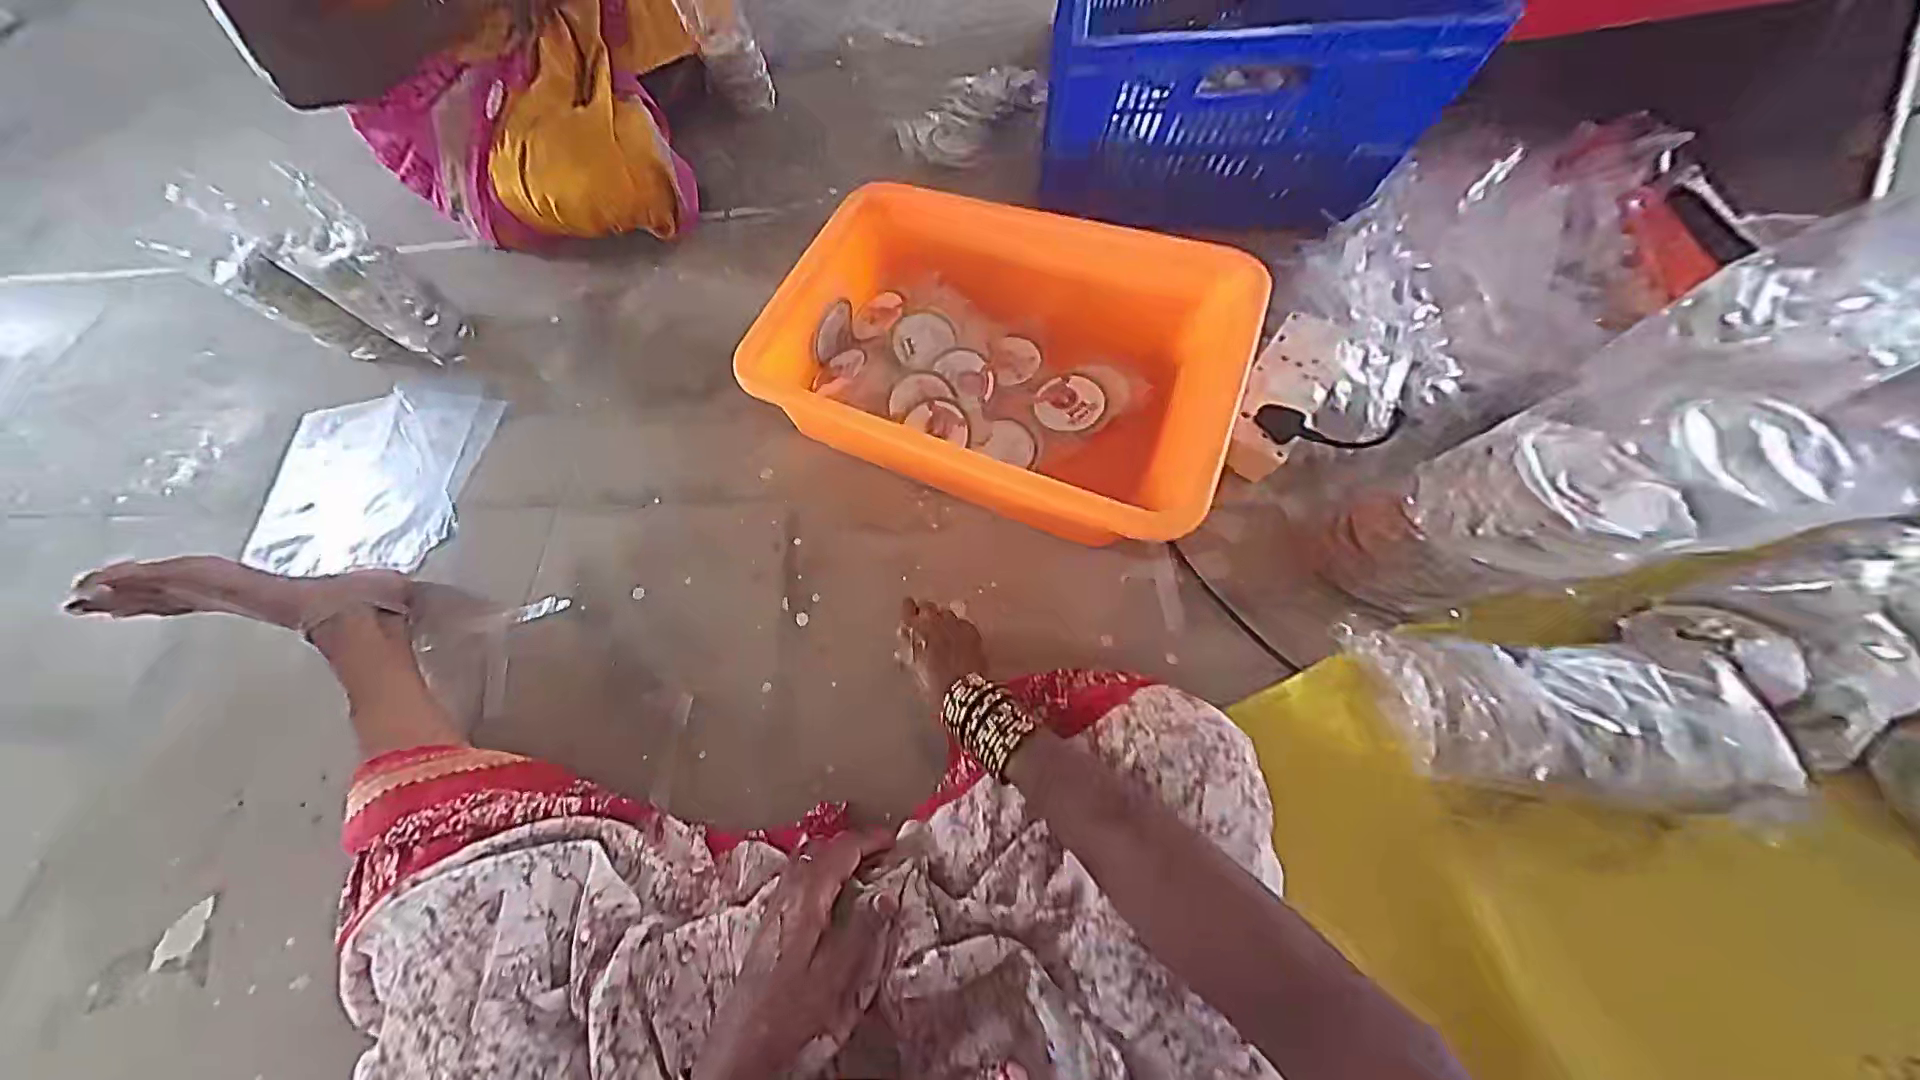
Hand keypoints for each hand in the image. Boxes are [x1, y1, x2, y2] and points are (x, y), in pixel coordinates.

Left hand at [694, 831, 899, 1079]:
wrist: (742, 1049)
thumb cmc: (790, 1012)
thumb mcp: (836, 976)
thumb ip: (863, 932)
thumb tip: (887, 895)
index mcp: (806, 896)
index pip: (841, 850)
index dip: (870, 840)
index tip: (894, 839)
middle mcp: (787, 892)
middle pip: (821, 848)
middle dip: (852, 843)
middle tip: (882, 852)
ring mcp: (776, 906)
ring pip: (807, 861)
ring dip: (835, 856)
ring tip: (862, 868)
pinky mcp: (771, 923)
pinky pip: (800, 878)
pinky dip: (822, 872)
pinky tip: (833, 895)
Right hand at [898, 598, 987, 702]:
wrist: (963, 690)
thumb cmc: (933, 684)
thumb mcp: (914, 668)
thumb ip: (908, 650)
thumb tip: (905, 643)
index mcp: (915, 629)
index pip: (907, 607)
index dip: (909, 610)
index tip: (910, 614)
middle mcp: (934, 621)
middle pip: (928, 606)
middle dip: (927, 615)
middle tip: (928, 628)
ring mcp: (954, 623)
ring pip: (946, 613)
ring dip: (943, 621)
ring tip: (945, 636)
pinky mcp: (971, 629)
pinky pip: (962, 623)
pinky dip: (959, 629)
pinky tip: (960, 642)